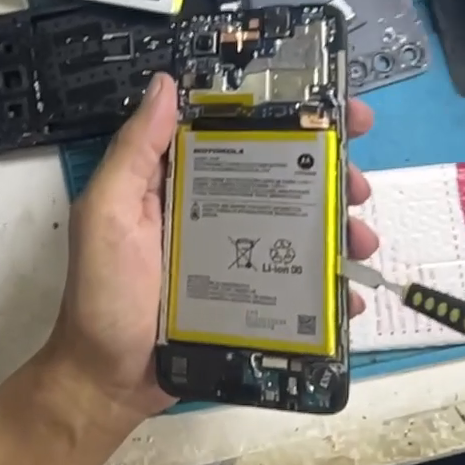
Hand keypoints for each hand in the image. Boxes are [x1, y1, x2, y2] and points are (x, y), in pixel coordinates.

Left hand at [0, 76, 378, 464]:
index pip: (237, 134)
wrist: (110, 380)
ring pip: (298, 227)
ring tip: (359, 239)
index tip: (334, 112)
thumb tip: (165, 84)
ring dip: (338, 226)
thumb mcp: (108, 212)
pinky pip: (298, 279)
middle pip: (280, 178)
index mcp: (179, 181)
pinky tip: (350, 292)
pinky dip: (329, 282)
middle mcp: (212, 209)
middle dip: (328, 174)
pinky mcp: (249, 295)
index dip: (285, 117)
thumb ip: (135, 152)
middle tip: (357, 185)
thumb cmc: (105, 293)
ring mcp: (234, 254)